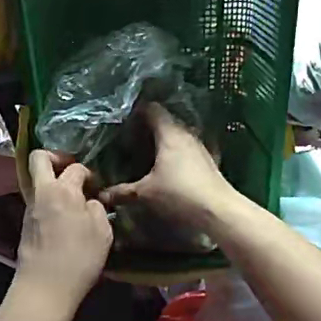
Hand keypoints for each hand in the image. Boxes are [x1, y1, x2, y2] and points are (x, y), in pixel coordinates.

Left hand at [16, 150, 111, 305]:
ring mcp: (29, 207)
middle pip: (40, 158)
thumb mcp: (102, 232)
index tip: (96, 186)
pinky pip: (37, 200)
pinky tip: (63, 218)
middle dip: (56, 157)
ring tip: (72, 200)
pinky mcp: (24, 223)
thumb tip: (90, 201)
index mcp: (63, 190)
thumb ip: (97, 209)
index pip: (75, 167)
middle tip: (73, 172)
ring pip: (37, 181)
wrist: (44, 286)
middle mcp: (42, 192)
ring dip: (52, 182)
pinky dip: (49, 201)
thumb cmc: (78, 258)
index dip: (88, 172)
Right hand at [99, 104, 242, 233]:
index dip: (135, 111)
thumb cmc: (179, 194)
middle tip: (127, 139)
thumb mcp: (145, 193)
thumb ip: (122, 192)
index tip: (121, 120)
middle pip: (164, 122)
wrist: (219, 211)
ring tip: (142, 153)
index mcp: (169, 133)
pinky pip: (184, 149)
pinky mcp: (206, 161)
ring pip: (175, 136)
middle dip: (145, 128)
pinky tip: (163, 168)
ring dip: (160, 142)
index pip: (151, 109)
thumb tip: (101, 195)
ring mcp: (199, 147)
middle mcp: (186, 134)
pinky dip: (172, 153)